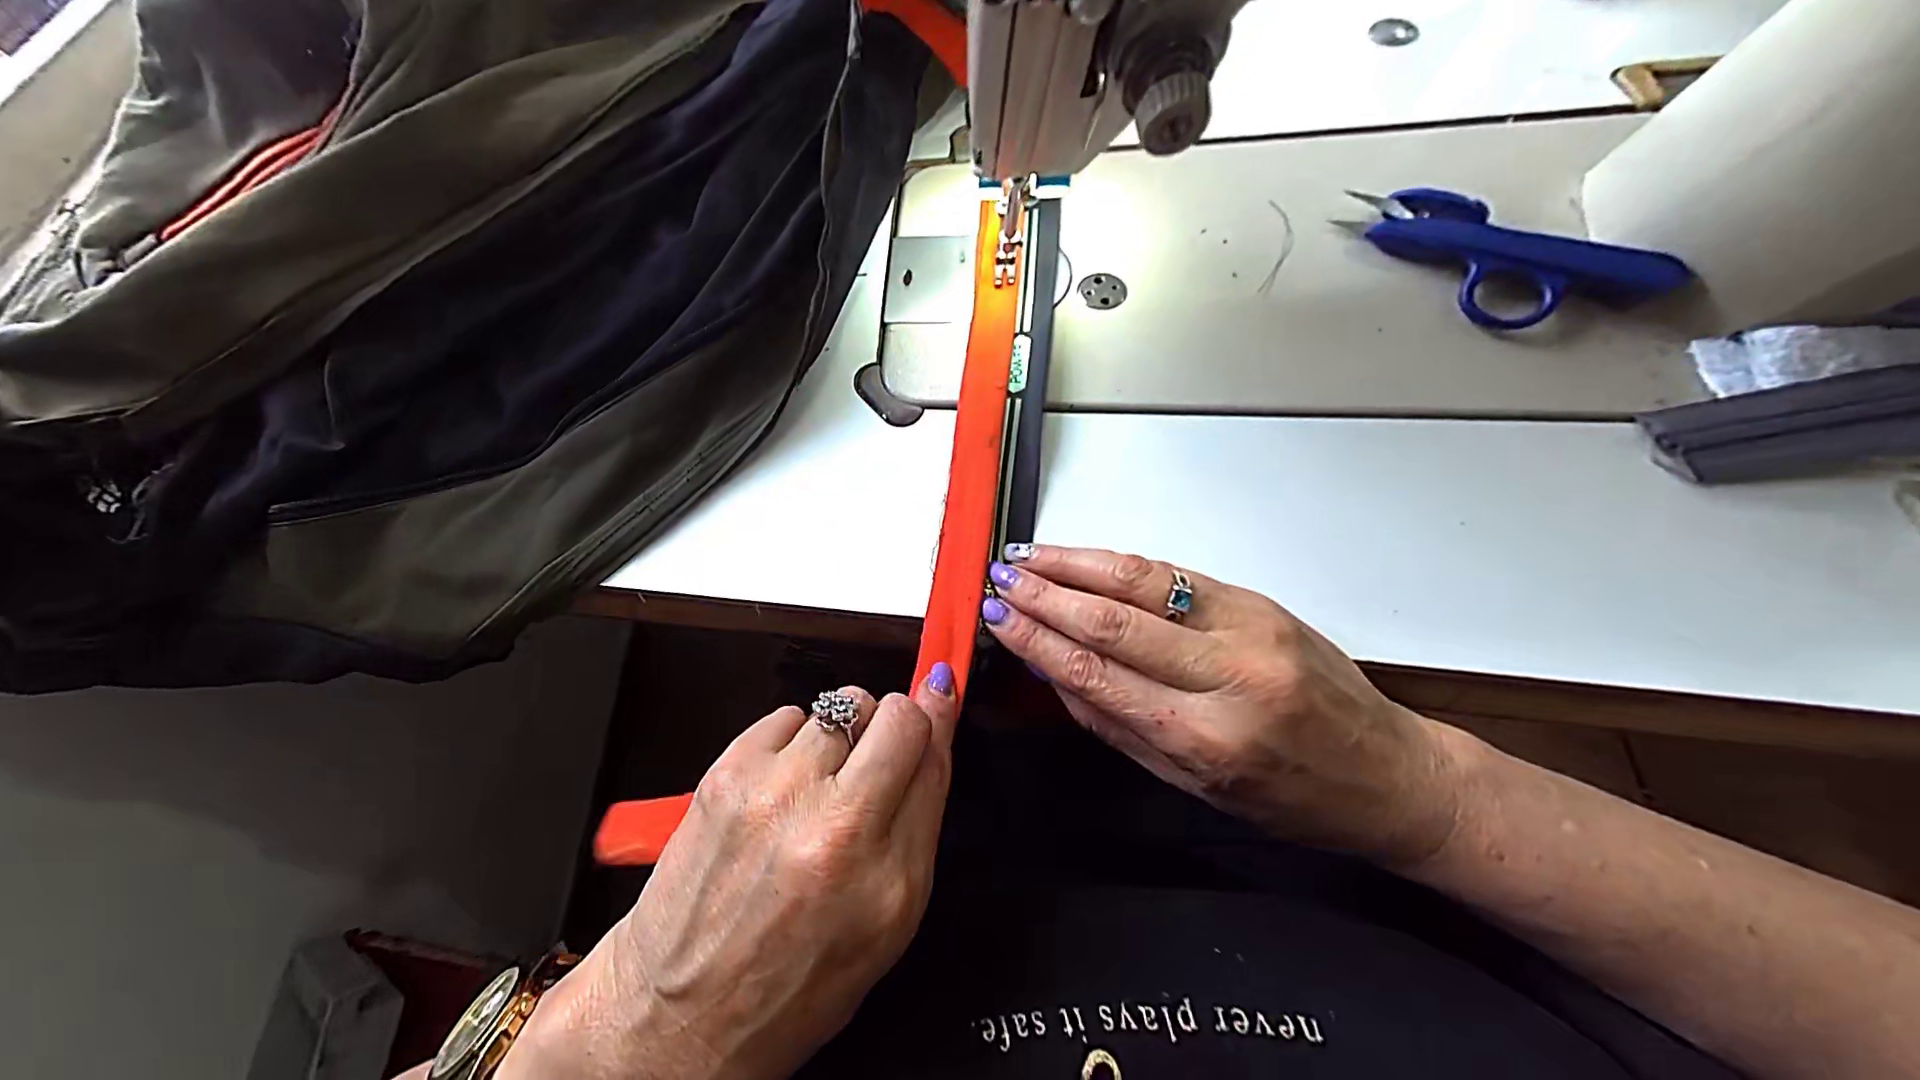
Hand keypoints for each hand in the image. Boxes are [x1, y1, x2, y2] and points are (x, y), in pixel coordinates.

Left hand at [497, 665, 959, 1079]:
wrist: (680, 1015)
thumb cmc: (788, 983)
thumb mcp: (885, 921)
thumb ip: (918, 821)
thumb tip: (935, 740)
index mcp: (889, 879)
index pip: (935, 760)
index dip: (941, 719)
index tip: (939, 691)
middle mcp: (836, 830)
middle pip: (899, 718)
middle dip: (899, 721)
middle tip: (879, 748)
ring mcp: (777, 795)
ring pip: (844, 704)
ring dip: (844, 731)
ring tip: (821, 779)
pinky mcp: (727, 776)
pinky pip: (789, 713)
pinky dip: (794, 739)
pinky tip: (782, 784)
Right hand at [982, 545, 1463, 866]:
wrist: (1385, 770)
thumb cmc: (1292, 796)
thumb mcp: (1191, 784)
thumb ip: (1115, 724)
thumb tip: (1053, 672)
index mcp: (1206, 738)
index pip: (1096, 675)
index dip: (1037, 640)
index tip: (999, 619)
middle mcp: (1229, 677)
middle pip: (1113, 621)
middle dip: (1045, 595)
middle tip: (1001, 579)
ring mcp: (1249, 629)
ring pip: (1143, 582)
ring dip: (1075, 564)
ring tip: (1029, 557)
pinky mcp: (1260, 601)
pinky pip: (1176, 574)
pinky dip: (1120, 563)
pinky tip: (1085, 558)